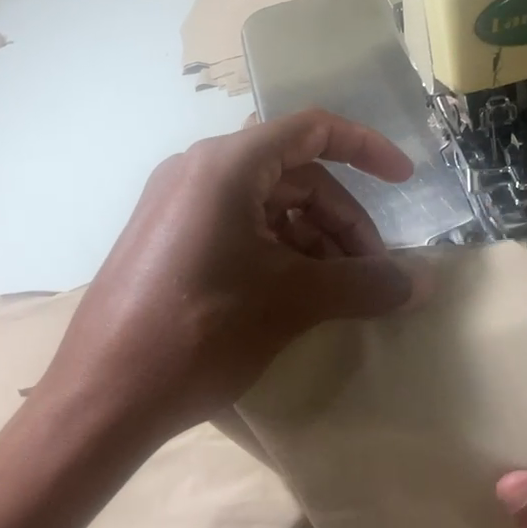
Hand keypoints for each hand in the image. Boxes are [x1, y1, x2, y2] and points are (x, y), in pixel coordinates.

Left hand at [37, 110, 416, 438]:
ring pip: (268, 206)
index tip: (405, 181)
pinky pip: (238, 228)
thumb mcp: (293, 303)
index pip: (313, 130)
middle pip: (295, 175)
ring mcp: (177, 205)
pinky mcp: (167, 240)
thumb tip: (424, 284)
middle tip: (371, 273)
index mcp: (227, 166)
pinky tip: (294, 298)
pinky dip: (278, 253)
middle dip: (343, 220)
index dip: (367, 148)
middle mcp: (198, 171)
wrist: (102, 397)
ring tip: (337, 294)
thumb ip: (365, 284)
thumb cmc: (200, 332)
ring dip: (314, 241)